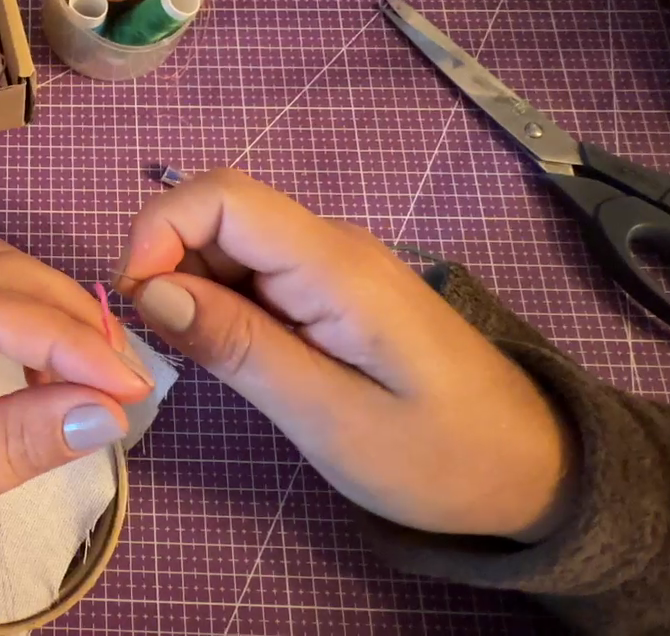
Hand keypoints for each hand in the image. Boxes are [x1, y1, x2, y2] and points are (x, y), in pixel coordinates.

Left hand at [0, 243, 153, 595]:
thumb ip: (15, 444)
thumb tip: (105, 411)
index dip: (69, 341)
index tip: (130, 388)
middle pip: (4, 274)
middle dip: (71, 318)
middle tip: (124, 382)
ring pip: (2, 277)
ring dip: (57, 315)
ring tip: (98, 376)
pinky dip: (33, 324)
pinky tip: (54, 369)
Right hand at [116, 169, 576, 541]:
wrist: (535, 473)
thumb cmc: (440, 457)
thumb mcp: (330, 418)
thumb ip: (239, 347)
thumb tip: (150, 292)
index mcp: (333, 264)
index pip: (221, 195)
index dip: (159, 228)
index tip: (134, 298)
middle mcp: (325, 243)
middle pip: (215, 209)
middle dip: (163, 257)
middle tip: (153, 335)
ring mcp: (324, 262)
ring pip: (224, 237)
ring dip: (183, 279)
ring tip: (190, 348)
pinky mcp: (320, 285)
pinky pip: (246, 267)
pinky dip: (211, 296)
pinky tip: (219, 342)